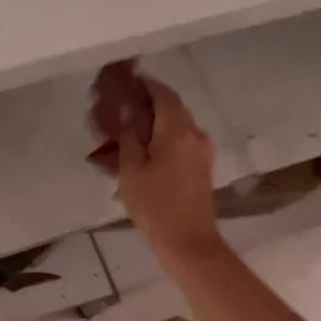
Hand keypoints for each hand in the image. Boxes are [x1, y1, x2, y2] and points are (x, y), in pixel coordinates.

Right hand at [88, 63, 220, 258]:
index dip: (145, 84)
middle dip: (146, 104)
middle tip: (120, 105)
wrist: (187, 241)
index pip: (163, 94)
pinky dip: (160, 139)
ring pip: (174, 126)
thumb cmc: (154, 204)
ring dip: (152, 123)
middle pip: (171, 108)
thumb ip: (128, 137)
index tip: (126, 79)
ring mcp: (200, 151)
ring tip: (125, 130)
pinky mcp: (200, 167)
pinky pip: (178, 142)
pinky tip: (139, 150)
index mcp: (178, 130)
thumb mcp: (130, 169)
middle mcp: (195, 134)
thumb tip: (125, 114)